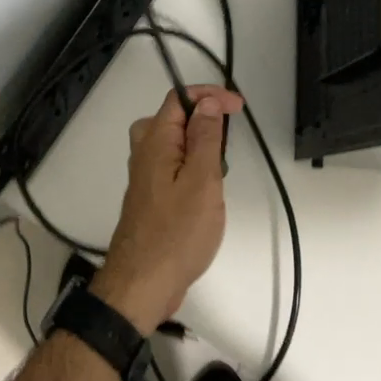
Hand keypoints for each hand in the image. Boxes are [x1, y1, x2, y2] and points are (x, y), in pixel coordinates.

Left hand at [91, 84, 242, 331]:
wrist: (143, 284)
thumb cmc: (177, 233)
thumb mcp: (202, 181)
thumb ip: (205, 138)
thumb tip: (207, 103)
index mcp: (155, 140)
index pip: (180, 98)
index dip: (210, 96)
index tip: (238, 108)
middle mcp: (145, 151)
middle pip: (176, 118)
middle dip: (205, 124)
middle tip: (227, 149)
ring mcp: (145, 174)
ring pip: (176, 144)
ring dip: (201, 150)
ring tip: (217, 177)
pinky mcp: (150, 195)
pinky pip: (173, 165)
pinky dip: (192, 169)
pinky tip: (204, 196)